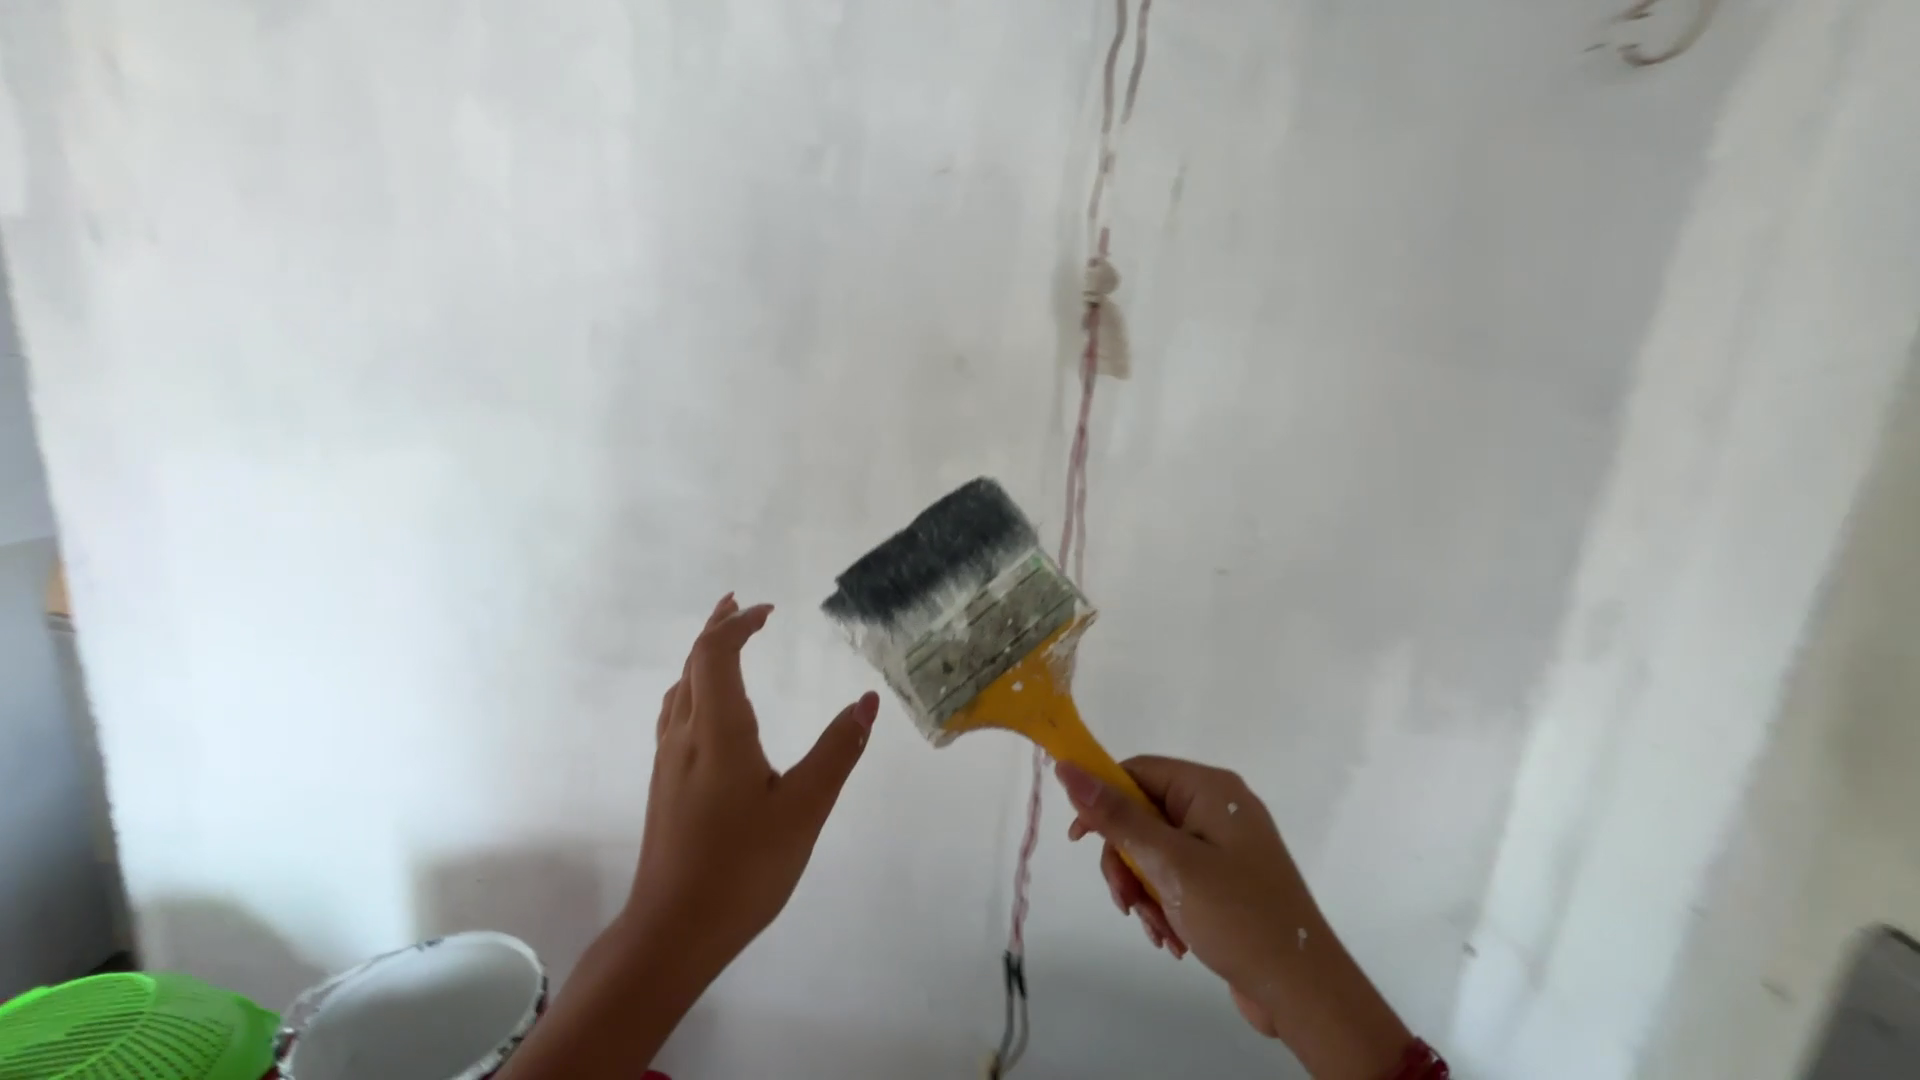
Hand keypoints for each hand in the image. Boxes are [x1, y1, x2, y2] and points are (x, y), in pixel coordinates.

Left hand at [628, 593, 879, 978]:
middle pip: (693, 663)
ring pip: (681, 689)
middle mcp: (686, 735)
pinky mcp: (665, 785)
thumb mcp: (805, 808)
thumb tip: (867, 701)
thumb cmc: (745, 867)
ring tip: (728, 643)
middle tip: (745, 607)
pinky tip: (709, 709)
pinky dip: (695, 687)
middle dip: (718, 628)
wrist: (673, 930)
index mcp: (719, 731)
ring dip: (704, 657)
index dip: (738, 623)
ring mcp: (669, 761)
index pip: (716, 654)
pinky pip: (677, 714)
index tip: (769, 610)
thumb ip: (837, 751)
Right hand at [1059, 756, 1410, 1079]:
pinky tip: (1171, 938)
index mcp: (1210, 789)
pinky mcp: (1225, 878)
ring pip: (1153, 851)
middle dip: (1127, 862)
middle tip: (1125, 902)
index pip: (1136, 772)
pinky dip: (1164, 904)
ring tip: (1157, 929)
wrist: (1303, 989)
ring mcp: (1223, 844)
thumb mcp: (1169, 863)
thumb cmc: (1237, 915)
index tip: (1080, 840)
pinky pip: (1175, 875)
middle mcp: (1217, 807)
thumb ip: (1117, 816)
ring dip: (1144, 891)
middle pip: (1142, 815)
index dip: (1102, 800)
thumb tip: (1067, 768)